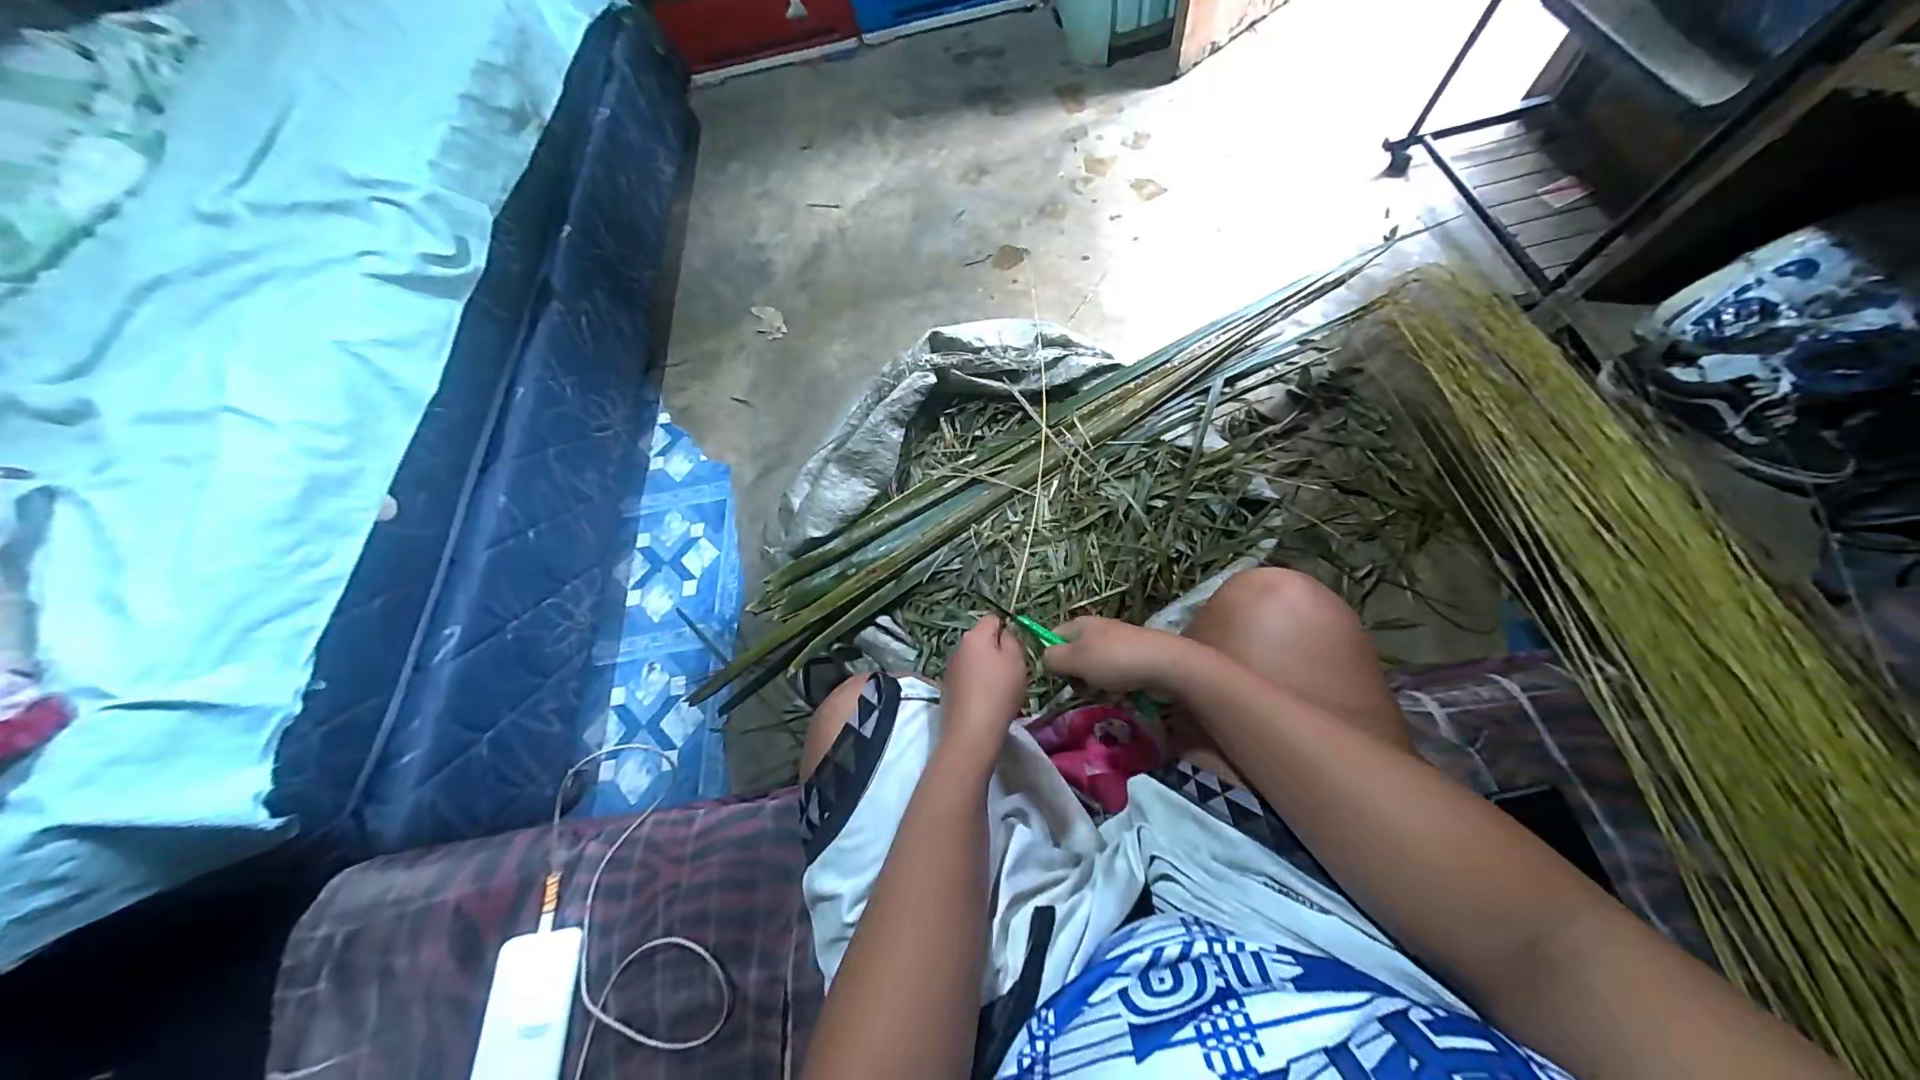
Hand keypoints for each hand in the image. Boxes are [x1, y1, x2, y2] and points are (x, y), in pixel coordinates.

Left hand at [941, 615, 1028, 756]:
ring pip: (975, 659)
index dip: (1007, 630)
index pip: (993, 618)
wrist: (972, 732)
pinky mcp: (948, 687)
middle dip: (996, 650)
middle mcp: (958, 647)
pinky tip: (985, 700)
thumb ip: (1012, 639)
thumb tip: (1004, 632)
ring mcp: (950, 668)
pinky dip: (977, 683)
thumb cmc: (999, 692)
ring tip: (999, 689)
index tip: (1016, 650)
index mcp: (974, 636)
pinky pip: (968, 676)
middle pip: (982, 639)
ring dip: (986, 667)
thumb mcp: (1016, 660)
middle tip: (1011, 670)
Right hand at [1042, 617, 1195, 695]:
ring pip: (1094, 675)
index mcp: (1081, 624)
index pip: (1052, 637)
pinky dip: (1117, 691)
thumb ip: (1052, 658)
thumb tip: (1045, 660)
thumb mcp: (1074, 658)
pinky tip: (1125, 695)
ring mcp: (1118, 648)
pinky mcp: (1134, 663)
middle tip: (1085, 686)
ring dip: (1098, 689)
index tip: (1056, 675)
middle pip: (1074, 659)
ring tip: (1109, 693)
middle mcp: (1098, 632)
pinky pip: (1115, 681)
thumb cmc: (1113, 659)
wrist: (1165, 665)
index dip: (1051, 657)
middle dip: (1078, 678)